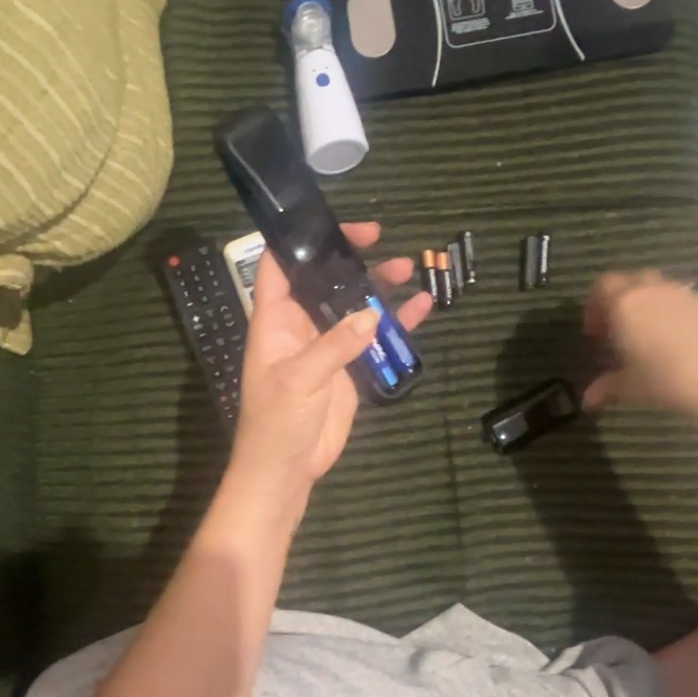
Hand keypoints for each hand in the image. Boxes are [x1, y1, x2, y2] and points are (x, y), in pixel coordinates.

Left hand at [229, 222, 431, 490]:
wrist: (288, 468)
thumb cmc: (277, 420)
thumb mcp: (299, 378)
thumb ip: (334, 345)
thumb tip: (372, 316)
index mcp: (275, 319)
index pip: (280, 266)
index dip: (301, 240)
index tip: (335, 228)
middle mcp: (301, 325)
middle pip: (326, 280)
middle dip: (352, 260)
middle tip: (383, 241)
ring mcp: (328, 345)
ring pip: (355, 306)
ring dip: (379, 287)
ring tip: (407, 268)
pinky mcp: (350, 367)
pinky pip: (375, 338)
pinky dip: (397, 323)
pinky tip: (422, 307)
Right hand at [580, 271, 697, 418]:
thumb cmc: (666, 378)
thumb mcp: (630, 387)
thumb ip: (607, 387)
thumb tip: (588, 400)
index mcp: (625, 304)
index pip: (601, 287)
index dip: (593, 307)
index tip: (594, 333)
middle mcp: (652, 291)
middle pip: (629, 282)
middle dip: (619, 301)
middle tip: (618, 330)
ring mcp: (684, 295)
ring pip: (657, 289)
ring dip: (647, 305)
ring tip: (648, 336)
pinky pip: (682, 301)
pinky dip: (672, 314)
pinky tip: (678, 342)